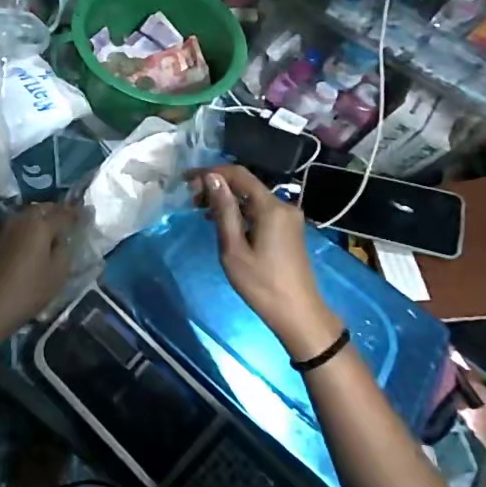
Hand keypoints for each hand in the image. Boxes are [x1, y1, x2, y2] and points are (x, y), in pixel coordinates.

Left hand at [0, 202, 80, 367]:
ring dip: (40, 218)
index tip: (88, 212)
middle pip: (42, 209)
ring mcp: (5, 228)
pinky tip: (32, 239)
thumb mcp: (57, 273)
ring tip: (52, 229)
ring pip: (27, 215)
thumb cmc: (28, 290)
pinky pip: (17, 227)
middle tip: (69, 219)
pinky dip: (27, 229)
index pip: (63, 213)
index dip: (77, 213)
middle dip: (56, 211)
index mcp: (40, 224)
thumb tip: (60, 238)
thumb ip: (63, 250)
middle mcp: (21, 219)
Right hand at [189, 166, 344, 355]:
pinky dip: (239, 210)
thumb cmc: (261, 283)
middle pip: (246, 184)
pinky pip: (259, 209)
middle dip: (217, 185)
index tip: (186, 181)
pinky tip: (222, 222)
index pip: (238, 174)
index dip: (211, 172)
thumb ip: (223, 210)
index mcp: (271, 207)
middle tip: (191, 199)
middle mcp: (283, 205)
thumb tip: (212, 179)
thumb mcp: (233, 248)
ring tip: (201, 211)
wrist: (298, 313)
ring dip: (226, 199)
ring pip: (252, 197)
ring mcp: (288, 217)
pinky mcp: (288, 229)